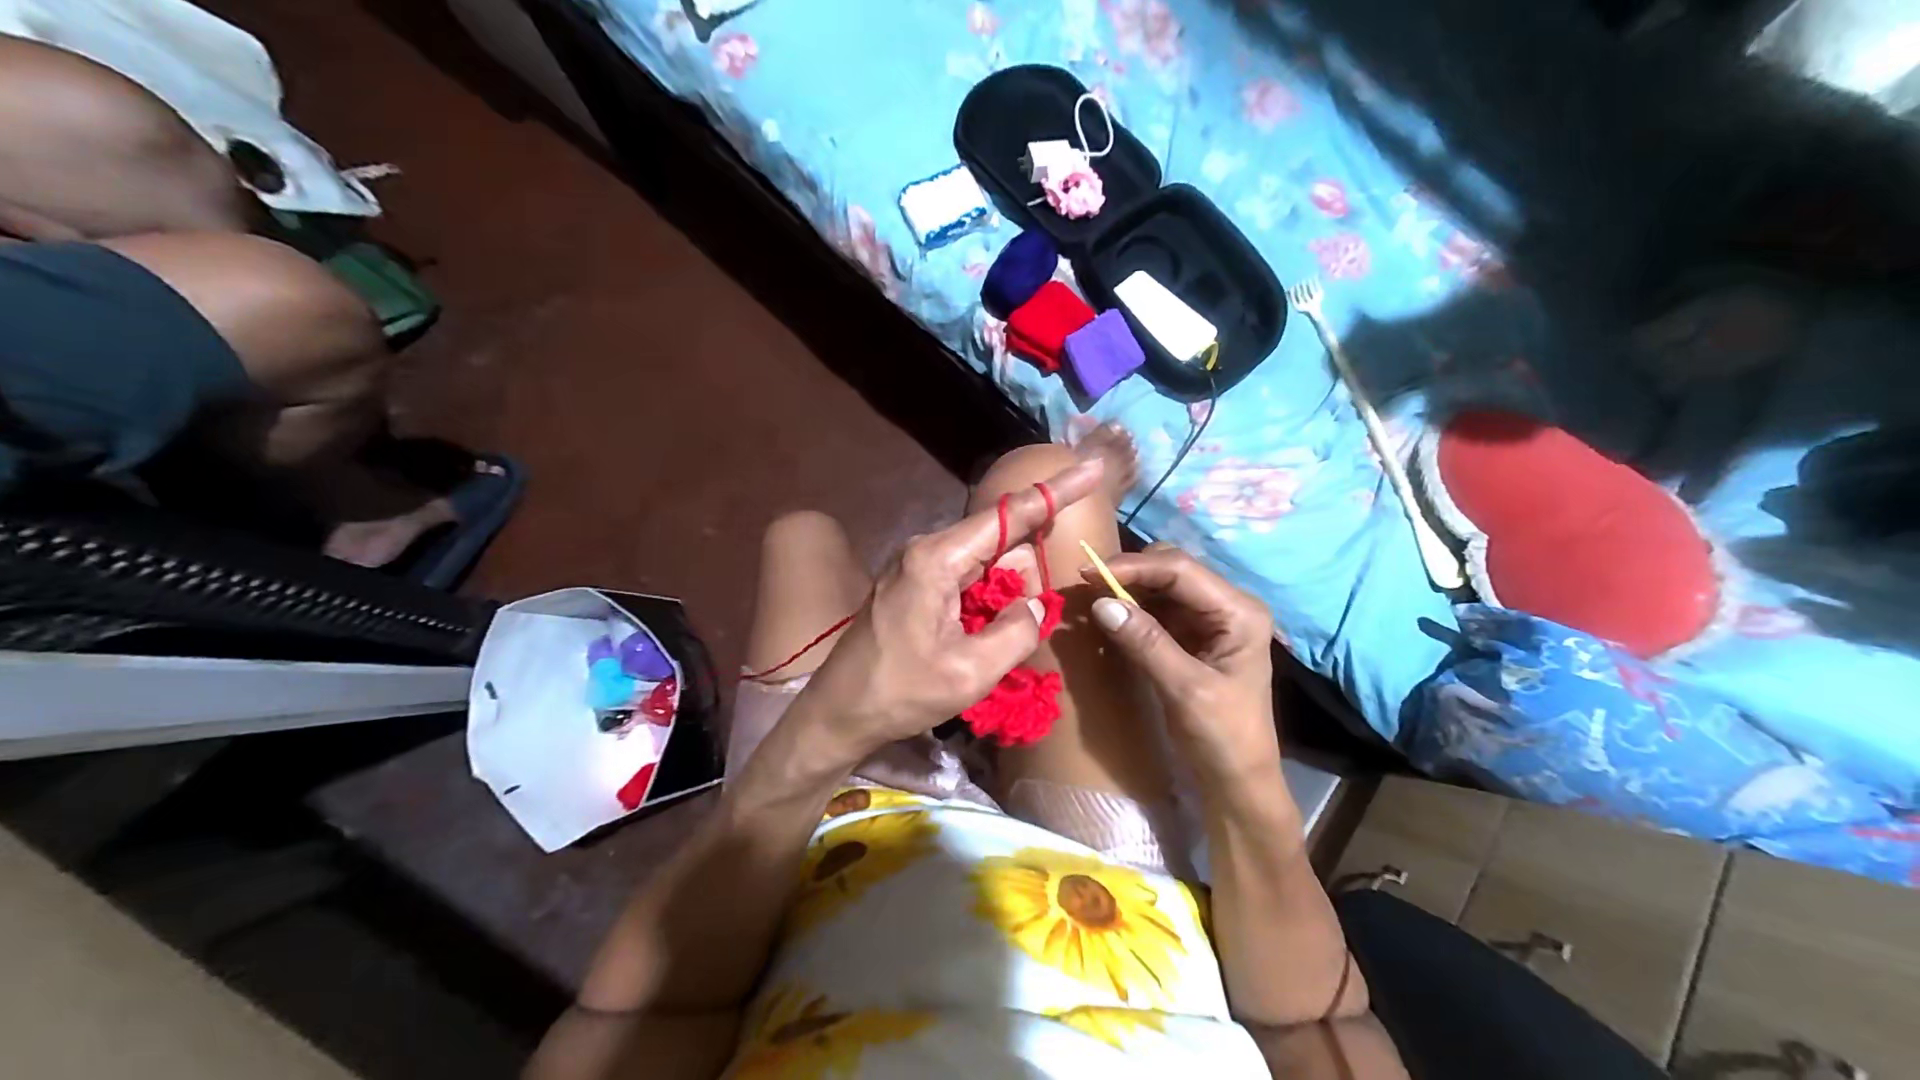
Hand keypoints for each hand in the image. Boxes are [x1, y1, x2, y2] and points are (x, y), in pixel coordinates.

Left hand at [795, 455, 1107, 764]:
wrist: (839, 711)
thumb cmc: (901, 692)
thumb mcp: (971, 672)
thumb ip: (1017, 631)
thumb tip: (1032, 604)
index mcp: (936, 559)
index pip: (1009, 515)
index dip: (1055, 492)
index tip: (1092, 467)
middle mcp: (926, 548)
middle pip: (1000, 541)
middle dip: (1021, 577)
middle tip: (1006, 631)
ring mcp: (917, 563)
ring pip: (985, 560)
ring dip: (1001, 595)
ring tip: (979, 642)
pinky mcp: (915, 581)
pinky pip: (966, 575)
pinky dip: (984, 598)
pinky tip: (974, 633)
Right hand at [1083, 544, 1281, 782]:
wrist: (1236, 781)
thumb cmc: (1222, 737)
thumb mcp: (1184, 689)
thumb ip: (1145, 642)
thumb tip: (1100, 603)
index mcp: (1238, 612)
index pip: (1180, 570)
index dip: (1133, 566)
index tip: (1087, 574)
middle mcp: (1227, 605)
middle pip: (1172, 568)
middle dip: (1130, 572)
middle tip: (1088, 586)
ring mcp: (1209, 619)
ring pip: (1161, 584)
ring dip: (1127, 588)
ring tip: (1092, 597)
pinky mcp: (1191, 634)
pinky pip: (1156, 607)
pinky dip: (1131, 607)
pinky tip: (1109, 615)